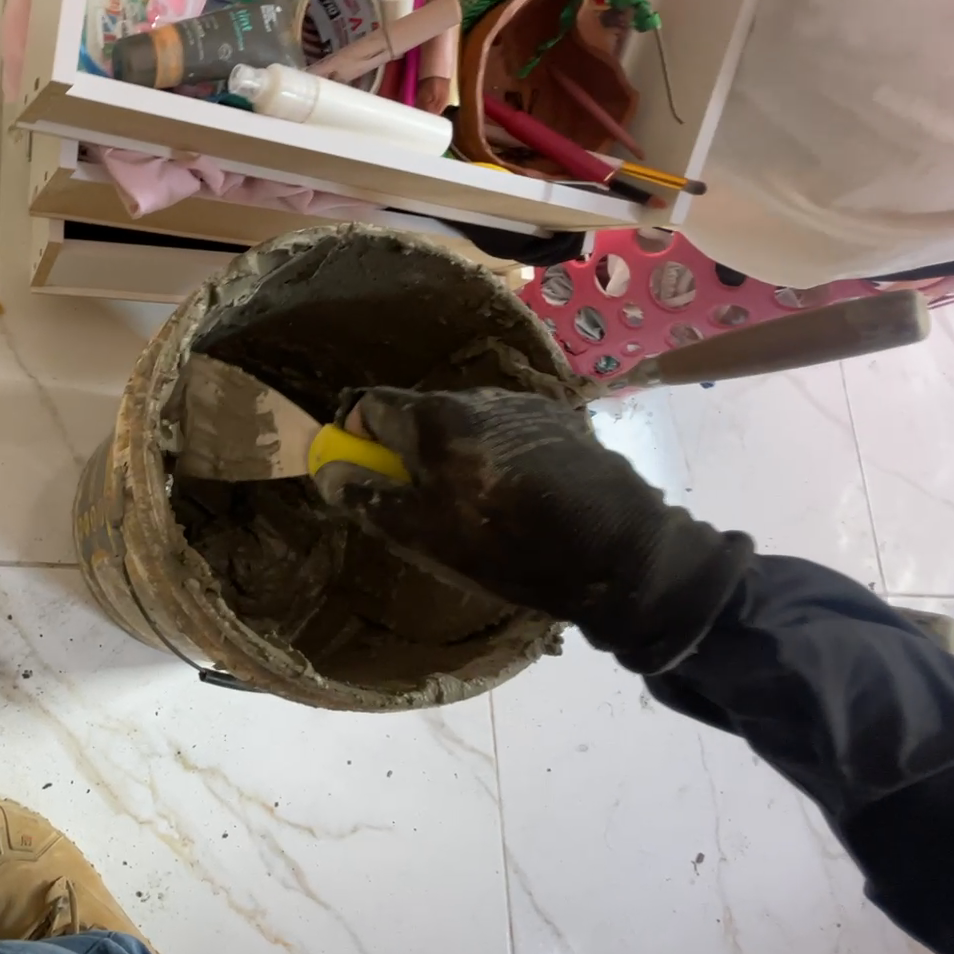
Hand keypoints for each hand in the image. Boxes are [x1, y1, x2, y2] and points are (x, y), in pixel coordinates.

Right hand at [313, 387, 753, 671]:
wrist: (625, 556)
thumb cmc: (506, 545)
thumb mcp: (419, 533)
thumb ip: (365, 496)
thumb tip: (329, 472)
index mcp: (435, 418)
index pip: (370, 403)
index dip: (352, 433)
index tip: (355, 468)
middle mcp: (475, 397)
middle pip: (414, 413)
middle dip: (398, 450)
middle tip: (408, 499)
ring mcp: (523, 406)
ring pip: (457, 423)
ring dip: (443, 453)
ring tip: (462, 501)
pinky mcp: (559, 422)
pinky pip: (497, 430)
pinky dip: (483, 454)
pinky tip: (506, 494)